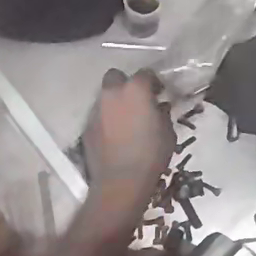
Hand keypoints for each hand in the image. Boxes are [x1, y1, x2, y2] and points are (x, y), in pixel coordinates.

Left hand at [81, 69, 172, 230]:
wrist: (120, 181)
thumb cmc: (151, 155)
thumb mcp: (168, 133)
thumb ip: (163, 114)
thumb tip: (159, 107)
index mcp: (135, 90)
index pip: (145, 74)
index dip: (154, 82)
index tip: (160, 93)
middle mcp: (112, 94)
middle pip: (116, 77)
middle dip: (126, 84)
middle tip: (137, 101)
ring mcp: (96, 110)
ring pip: (105, 97)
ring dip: (115, 103)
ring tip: (126, 120)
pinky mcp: (87, 127)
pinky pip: (99, 116)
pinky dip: (107, 120)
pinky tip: (115, 135)